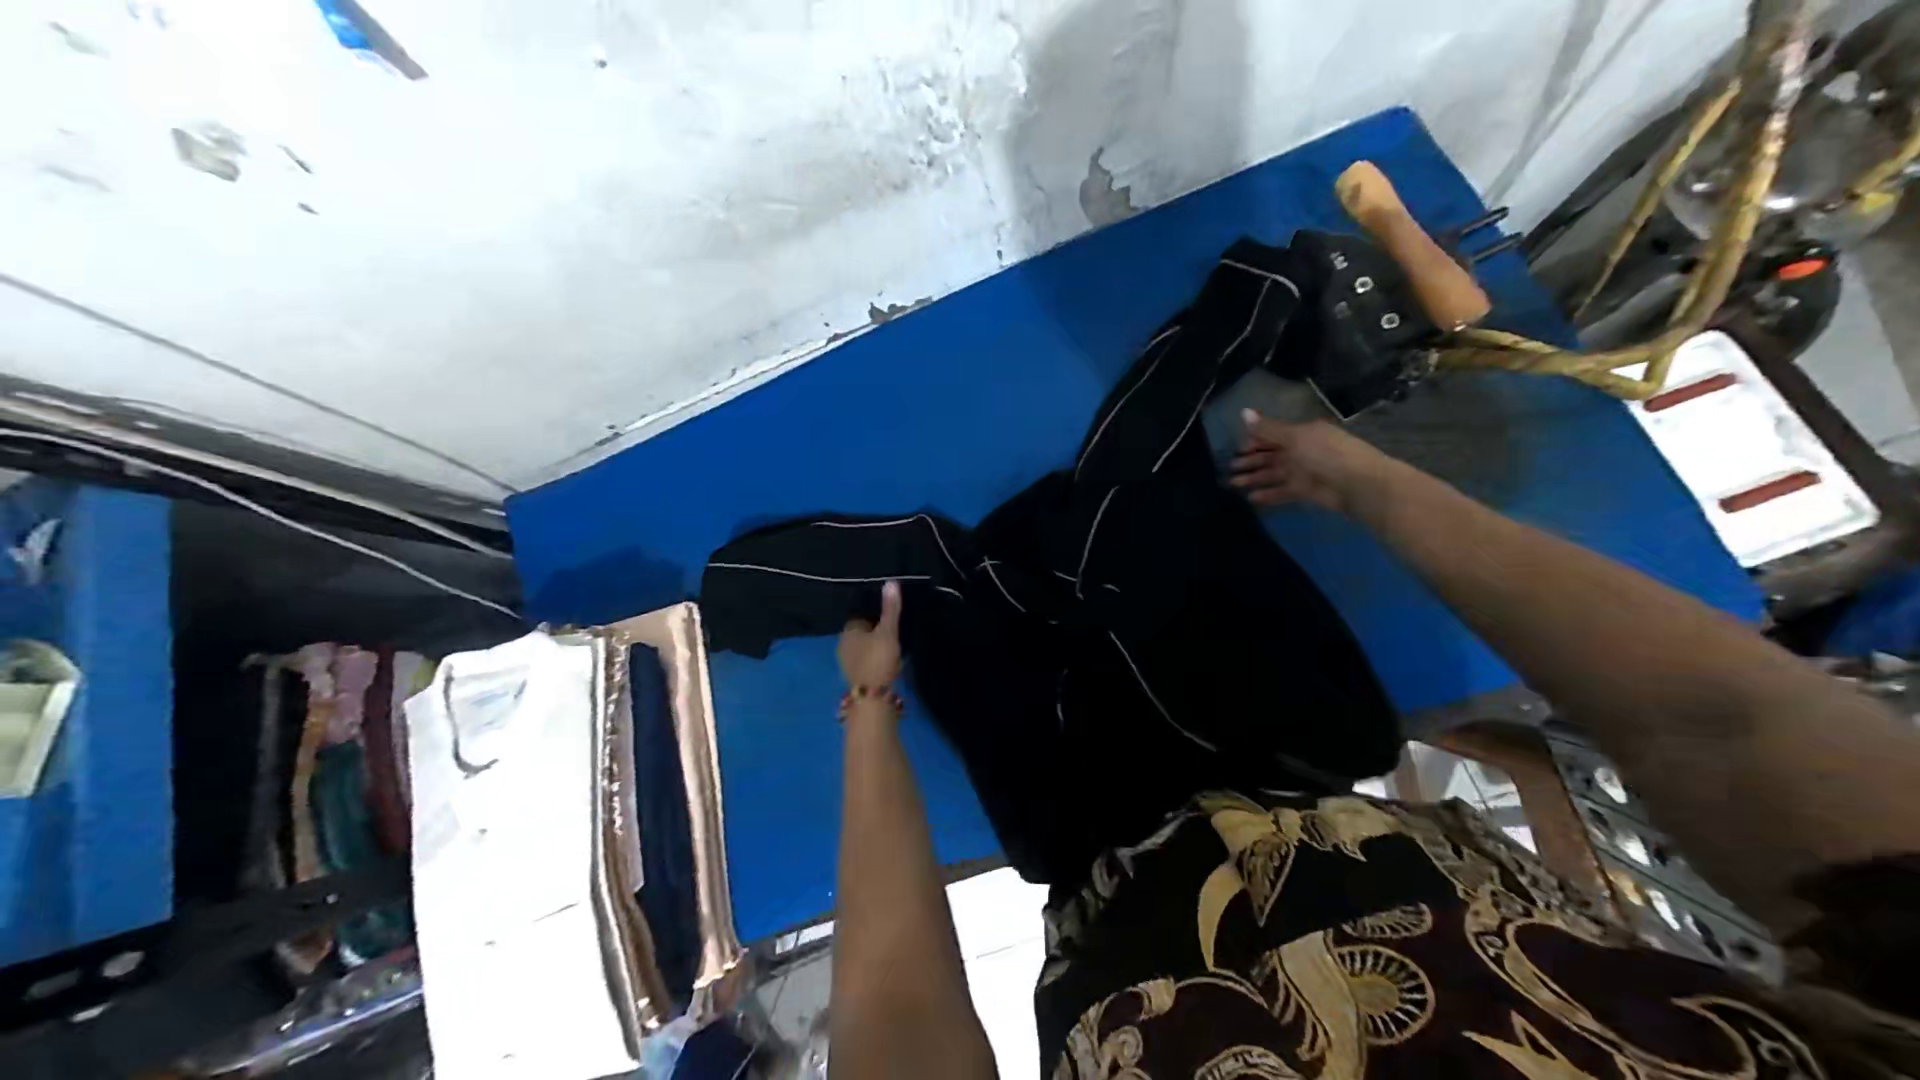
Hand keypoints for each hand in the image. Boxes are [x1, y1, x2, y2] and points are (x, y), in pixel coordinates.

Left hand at [839, 580, 903, 688]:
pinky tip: (887, 661)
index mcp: (847, 631)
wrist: (873, 698)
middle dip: (873, 631)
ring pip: (862, 649)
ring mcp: (848, 664)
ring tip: (892, 643)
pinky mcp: (856, 678)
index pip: (858, 616)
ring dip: (873, 647)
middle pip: (859, 633)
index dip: (872, 614)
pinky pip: (866, 662)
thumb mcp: (888, 632)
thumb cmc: (878, 659)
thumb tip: (891, 582)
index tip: (887, 614)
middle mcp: (843, 646)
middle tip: (892, 628)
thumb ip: (890, 609)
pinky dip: (874, 659)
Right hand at [1227, 409, 1392, 515]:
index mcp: (1301, 433)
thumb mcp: (1295, 437)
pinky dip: (1267, 494)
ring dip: (1254, 478)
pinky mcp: (1304, 491)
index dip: (1254, 441)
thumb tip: (1243, 412)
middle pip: (1270, 455)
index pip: (1272, 435)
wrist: (1358, 484)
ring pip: (1272, 474)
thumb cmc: (1326, 453)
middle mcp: (1301, 450)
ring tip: (1233, 484)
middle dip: (1250, 461)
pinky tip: (1251, 498)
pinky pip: (1281, 491)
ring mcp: (1303, 472)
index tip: (1237, 449)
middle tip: (1230, 468)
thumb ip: (1267, 429)